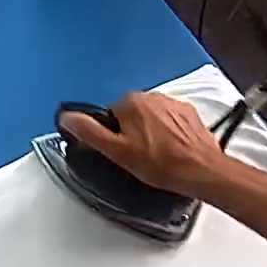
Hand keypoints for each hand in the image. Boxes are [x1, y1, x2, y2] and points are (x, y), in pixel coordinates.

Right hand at [59, 94, 226, 197]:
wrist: (200, 170)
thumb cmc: (159, 164)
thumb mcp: (116, 151)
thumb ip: (90, 131)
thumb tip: (67, 117)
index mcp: (130, 102)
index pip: (111, 114)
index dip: (114, 135)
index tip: (122, 151)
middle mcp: (152, 96)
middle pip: (131, 113)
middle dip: (132, 132)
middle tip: (139, 156)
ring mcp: (173, 103)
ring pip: (151, 117)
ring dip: (151, 132)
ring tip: (157, 156)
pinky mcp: (189, 113)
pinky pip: (171, 120)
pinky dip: (169, 133)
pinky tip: (172, 150)